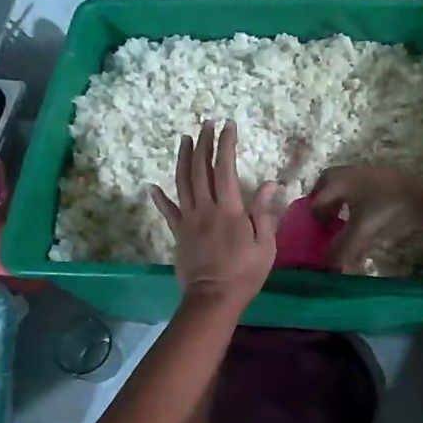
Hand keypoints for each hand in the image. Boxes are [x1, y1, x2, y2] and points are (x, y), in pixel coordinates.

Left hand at [150, 120, 279, 307]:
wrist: (212, 298)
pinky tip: (152, 186)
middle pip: (201, 169)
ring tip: (185, 139)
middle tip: (207, 124)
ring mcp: (188, 219)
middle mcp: (205, 208)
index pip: (225, 168)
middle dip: (204, 143)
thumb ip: (264, 213)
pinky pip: (167, 211)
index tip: (229, 125)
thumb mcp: (264, 245)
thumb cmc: (244, 273)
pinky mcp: (177, 233)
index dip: (226, 144)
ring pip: (182, 182)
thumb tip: (269, 184)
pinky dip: (160, 197)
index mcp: (229, 209)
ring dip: (184, 158)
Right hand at [310, 165, 422, 271]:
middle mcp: (348, 173)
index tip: (319, 237)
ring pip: (343, 184)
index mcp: (338, 183)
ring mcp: (367, 172)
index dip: (312, 221)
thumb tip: (328, 267)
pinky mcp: (382, 177)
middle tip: (324, 220)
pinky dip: (354, 199)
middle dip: (322, 202)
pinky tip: (364, 215)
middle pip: (325, 184)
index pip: (315, 202)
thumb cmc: (389, 210)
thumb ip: (342, 250)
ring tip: (342, 219)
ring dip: (338, 200)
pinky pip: (359, 186)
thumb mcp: (363, 232)